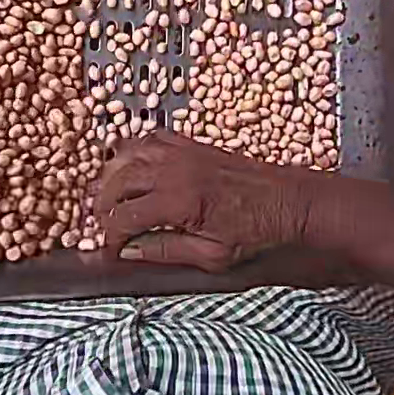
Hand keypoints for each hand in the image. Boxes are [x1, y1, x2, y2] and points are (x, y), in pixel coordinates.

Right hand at [94, 131, 322, 271]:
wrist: (289, 200)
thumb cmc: (257, 231)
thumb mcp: (213, 255)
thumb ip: (166, 251)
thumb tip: (130, 252)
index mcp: (178, 201)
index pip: (125, 218)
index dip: (111, 237)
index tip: (112, 250)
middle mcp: (174, 170)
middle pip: (118, 182)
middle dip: (104, 206)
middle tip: (104, 225)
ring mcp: (181, 152)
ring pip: (128, 156)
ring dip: (114, 177)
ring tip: (112, 199)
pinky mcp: (191, 144)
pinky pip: (151, 139)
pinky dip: (135, 151)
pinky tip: (135, 168)